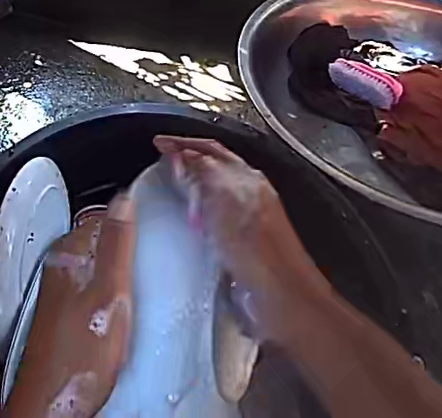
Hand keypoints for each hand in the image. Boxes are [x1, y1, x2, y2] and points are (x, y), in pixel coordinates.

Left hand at [3, 193, 136, 417]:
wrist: (51, 411)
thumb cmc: (77, 355)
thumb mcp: (110, 290)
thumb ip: (118, 242)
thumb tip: (126, 199)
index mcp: (70, 251)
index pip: (108, 215)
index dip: (135, 222)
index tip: (155, 235)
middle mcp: (63, 266)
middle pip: (106, 242)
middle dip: (131, 250)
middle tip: (153, 265)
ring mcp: (63, 291)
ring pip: (103, 266)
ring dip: (124, 274)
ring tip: (142, 289)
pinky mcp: (67, 315)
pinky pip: (98, 289)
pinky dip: (114, 294)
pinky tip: (125, 310)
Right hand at [152, 135, 330, 341]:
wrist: (282, 298)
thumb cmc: (258, 249)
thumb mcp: (224, 199)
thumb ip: (202, 173)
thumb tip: (182, 156)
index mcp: (246, 177)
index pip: (209, 149)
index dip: (182, 143)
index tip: (159, 143)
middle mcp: (247, 193)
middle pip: (211, 168)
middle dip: (186, 162)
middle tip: (161, 164)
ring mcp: (245, 220)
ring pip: (210, 194)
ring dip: (190, 188)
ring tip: (169, 190)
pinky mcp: (240, 247)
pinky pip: (211, 222)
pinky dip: (196, 217)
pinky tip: (185, 227)